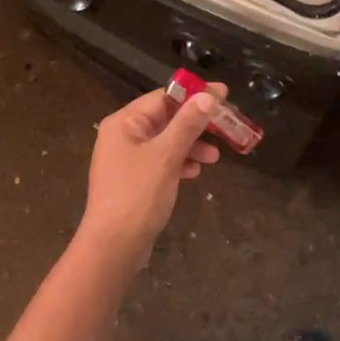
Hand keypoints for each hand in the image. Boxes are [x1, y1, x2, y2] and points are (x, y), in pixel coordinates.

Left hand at [76, 85, 224, 271]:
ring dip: (190, 146)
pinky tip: (195, 173)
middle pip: (165, 120)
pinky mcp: (134, 181)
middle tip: (225, 126)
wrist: (114, 245)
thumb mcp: (166, 155)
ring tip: (214, 158)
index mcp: (124, 123)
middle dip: (195, 124)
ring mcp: (127, 160)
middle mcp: (122, 136)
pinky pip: (161, 162)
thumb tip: (207, 95)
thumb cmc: (138, 194)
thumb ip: (187, 124)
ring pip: (165, 143)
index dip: (194, 95)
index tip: (223, 94)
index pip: (163, 98)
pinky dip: (179, 163)